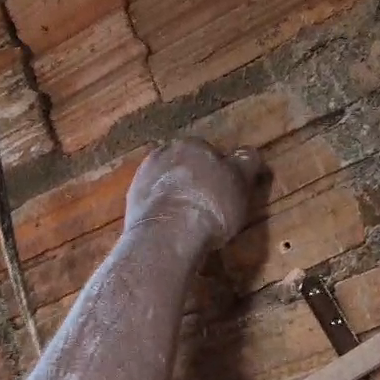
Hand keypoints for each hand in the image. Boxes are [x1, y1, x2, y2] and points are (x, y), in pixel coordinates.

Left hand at [124, 139, 263, 246]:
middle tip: (212, 205)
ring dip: (178, 196)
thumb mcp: (242, 181)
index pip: (209, 152)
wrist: (168, 235)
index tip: (228, 191)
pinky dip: (165, 212)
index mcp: (191, 144)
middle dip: (196, 181)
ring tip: (193, 220)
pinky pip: (154, 203)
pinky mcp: (130, 204)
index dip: (220, 171)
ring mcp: (142, 178)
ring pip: (167, 184)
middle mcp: (162, 154)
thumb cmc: (211, 203)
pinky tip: (176, 228)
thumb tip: (248, 153)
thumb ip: (247, 162)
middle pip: (185, 166)